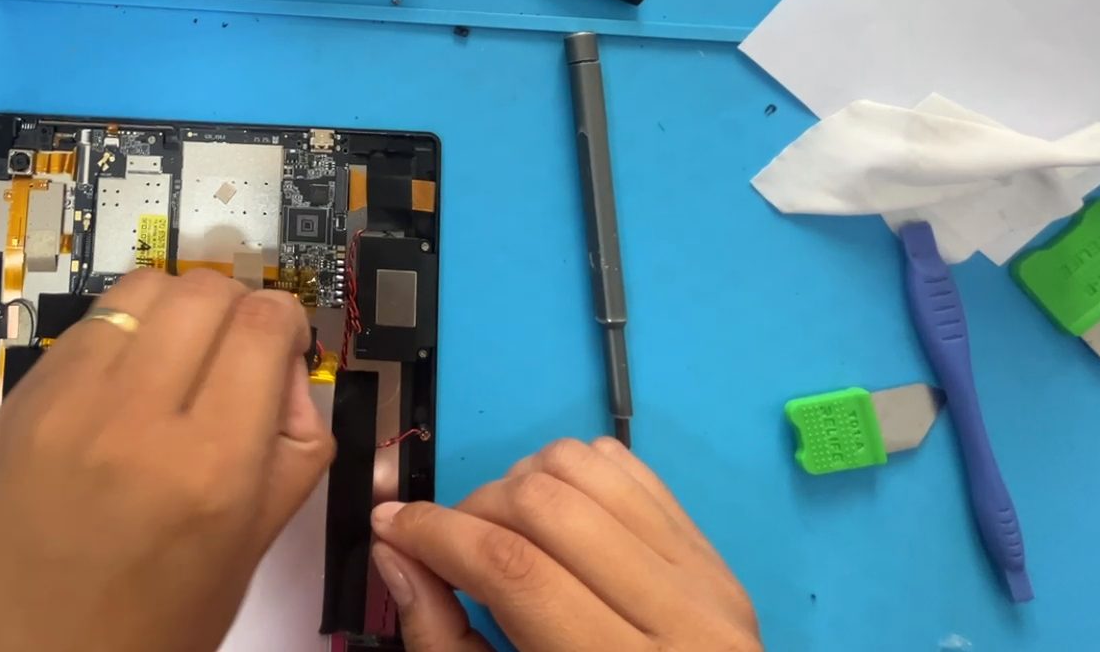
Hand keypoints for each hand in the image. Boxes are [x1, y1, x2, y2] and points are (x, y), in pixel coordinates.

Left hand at [0, 269, 335, 651]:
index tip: (280, 347)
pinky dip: (127, 328)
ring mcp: (68, 395)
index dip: (287, 321)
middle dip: (237, 306)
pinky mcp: (25, 390)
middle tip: (233, 350)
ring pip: (147, 284)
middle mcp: (135, 414)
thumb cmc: (151, 623)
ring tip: (179, 352)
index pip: (264, 324)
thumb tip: (283, 368)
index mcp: (208, 467)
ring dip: (179, 305)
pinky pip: (95, 318)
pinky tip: (124, 375)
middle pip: (206, 289)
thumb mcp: (249, 549)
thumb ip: (293, 447)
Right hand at [369, 437, 759, 651]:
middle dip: (471, 510)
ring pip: (579, 467)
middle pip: (542, 505)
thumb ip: (439, 636)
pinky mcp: (711, 556)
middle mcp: (685, 623)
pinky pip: (621, 466)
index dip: (436, 534)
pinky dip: (568, 470)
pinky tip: (552, 515)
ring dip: (517, 481)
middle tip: (449, 546)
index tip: (388, 523)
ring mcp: (707, 581)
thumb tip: (392, 545)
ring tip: (503, 530)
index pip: (514, 568)